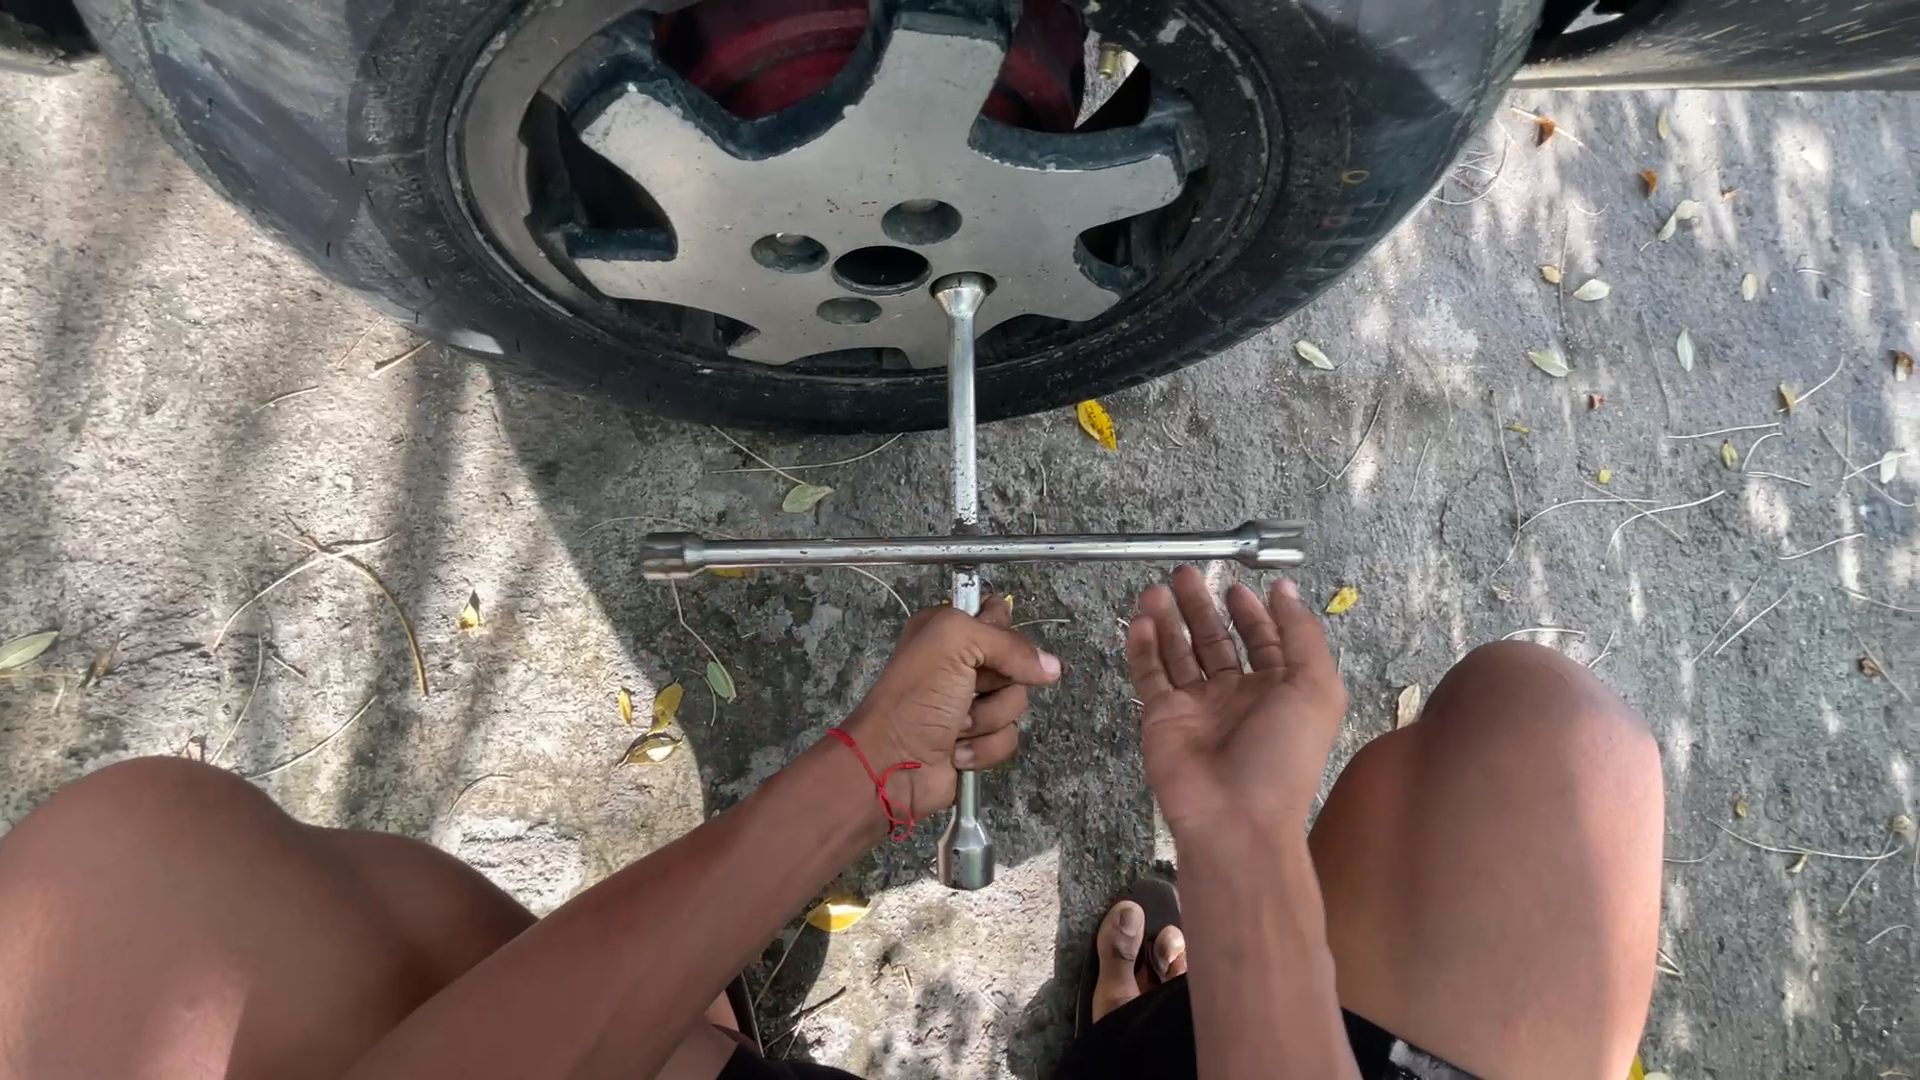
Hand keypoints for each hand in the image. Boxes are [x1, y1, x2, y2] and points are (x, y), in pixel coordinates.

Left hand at [838, 596, 1061, 822]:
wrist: (892, 763)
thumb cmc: (917, 695)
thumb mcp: (955, 643)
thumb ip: (1008, 643)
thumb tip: (1051, 668)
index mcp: (948, 628)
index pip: (998, 613)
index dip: (1002, 630)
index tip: (987, 647)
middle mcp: (960, 662)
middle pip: (1017, 661)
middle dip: (997, 682)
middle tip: (970, 689)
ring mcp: (971, 703)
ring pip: (1017, 702)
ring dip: (988, 718)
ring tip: (958, 725)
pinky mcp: (979, 739)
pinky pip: (1010, 738)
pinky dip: (985, 747)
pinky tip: (957, 751)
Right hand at [1125, 566, 1346, 833]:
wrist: (1235, 818)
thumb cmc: (1283, 756)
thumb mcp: (1316, 689)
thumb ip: (1301, 634)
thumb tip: (1285, 589)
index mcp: (1277, 690)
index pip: (1261, 641)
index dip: (1251, 613)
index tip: (1236, 587)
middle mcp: (1235, 695)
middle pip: (1213, 640)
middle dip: (1199, 607)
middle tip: (1182, 575)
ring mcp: (1196, 706)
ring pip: (1177, 652)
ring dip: (1166, 620)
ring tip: (1154, 590)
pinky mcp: (1162, 716)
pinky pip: (1150, 674)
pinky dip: (1142, 647)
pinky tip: (1141, 622)